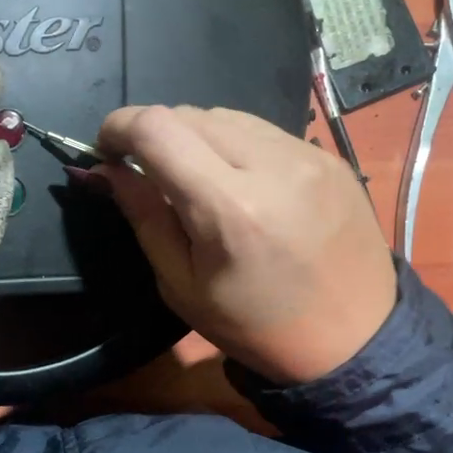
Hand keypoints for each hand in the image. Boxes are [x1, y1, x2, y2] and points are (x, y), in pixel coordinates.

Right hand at [92, 105, 395, 385]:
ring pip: (225, 114)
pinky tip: (231, 179)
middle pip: (189, 114)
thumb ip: (142, 215)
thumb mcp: (179, 282)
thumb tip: (100, 170)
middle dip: (152, 133)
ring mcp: (307, 155)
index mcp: (228, 207)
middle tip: (139, 169)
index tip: (104, 150)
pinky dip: (229, 143)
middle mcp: (271, 166)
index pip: (157, 129)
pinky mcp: (328, 156)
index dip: (118, 127)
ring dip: (190, 134)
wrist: (352, 338)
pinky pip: (261, 130)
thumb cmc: (251, 325)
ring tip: (186, 175)